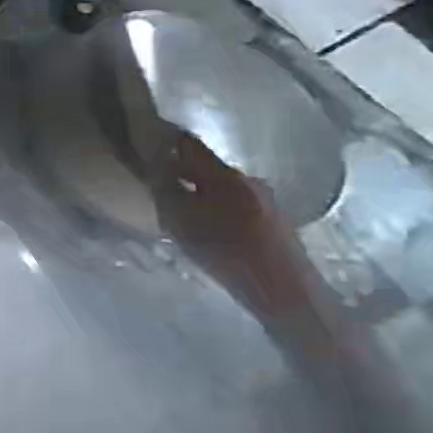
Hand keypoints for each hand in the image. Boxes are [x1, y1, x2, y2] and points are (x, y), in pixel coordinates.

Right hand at [153, 133, 279, 263]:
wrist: (285, 291)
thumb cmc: (225, 250)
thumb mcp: (178, 219)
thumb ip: (164, 189)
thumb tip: (156, 168)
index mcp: (224, 174)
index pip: (189, 144)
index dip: (166, 141)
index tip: (147, 144)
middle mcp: (248, 180)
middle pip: (208, 167)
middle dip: (184, 171)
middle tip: (161, 182)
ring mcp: (267, 201)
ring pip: (224, 187)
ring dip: (203, 192)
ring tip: (184, 209)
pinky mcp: (277, 223)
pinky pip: (239, 205)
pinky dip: (220, 208)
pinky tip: (210, 228)